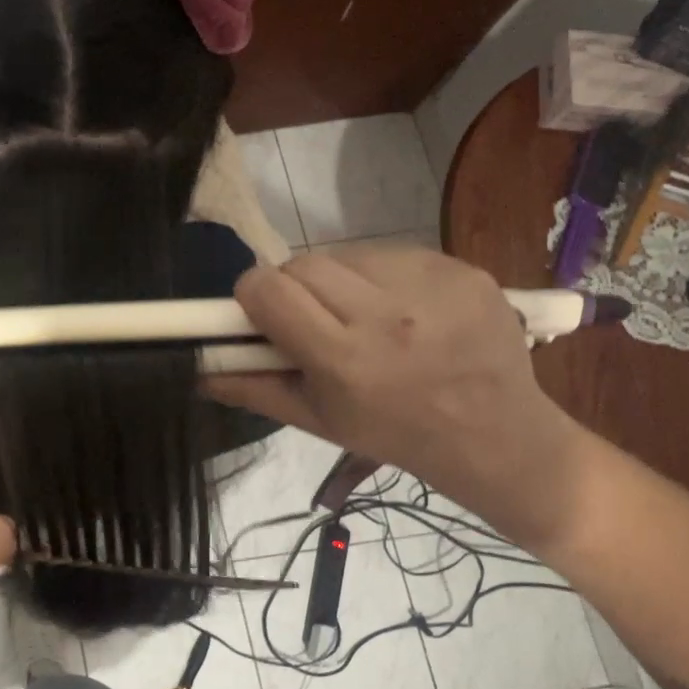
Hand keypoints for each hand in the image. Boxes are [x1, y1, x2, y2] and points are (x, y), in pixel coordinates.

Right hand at [203, 247, 584, 507]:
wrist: (494, 433)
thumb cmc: (390, 433)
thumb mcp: (313, 420)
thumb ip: (249, 388)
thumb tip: (194, 366)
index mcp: (342, 358)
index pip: (269, 289)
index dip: (253, 296)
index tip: (258, 314)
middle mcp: (386, 315)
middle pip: (302, 265)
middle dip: (292, 287)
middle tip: (308, 318)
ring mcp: (430, 286)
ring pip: (346, 254)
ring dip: (336, 279)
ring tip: (358, 314)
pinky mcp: (461, 269)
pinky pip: (393, 254)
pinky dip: (381, 276)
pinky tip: (399, 309)